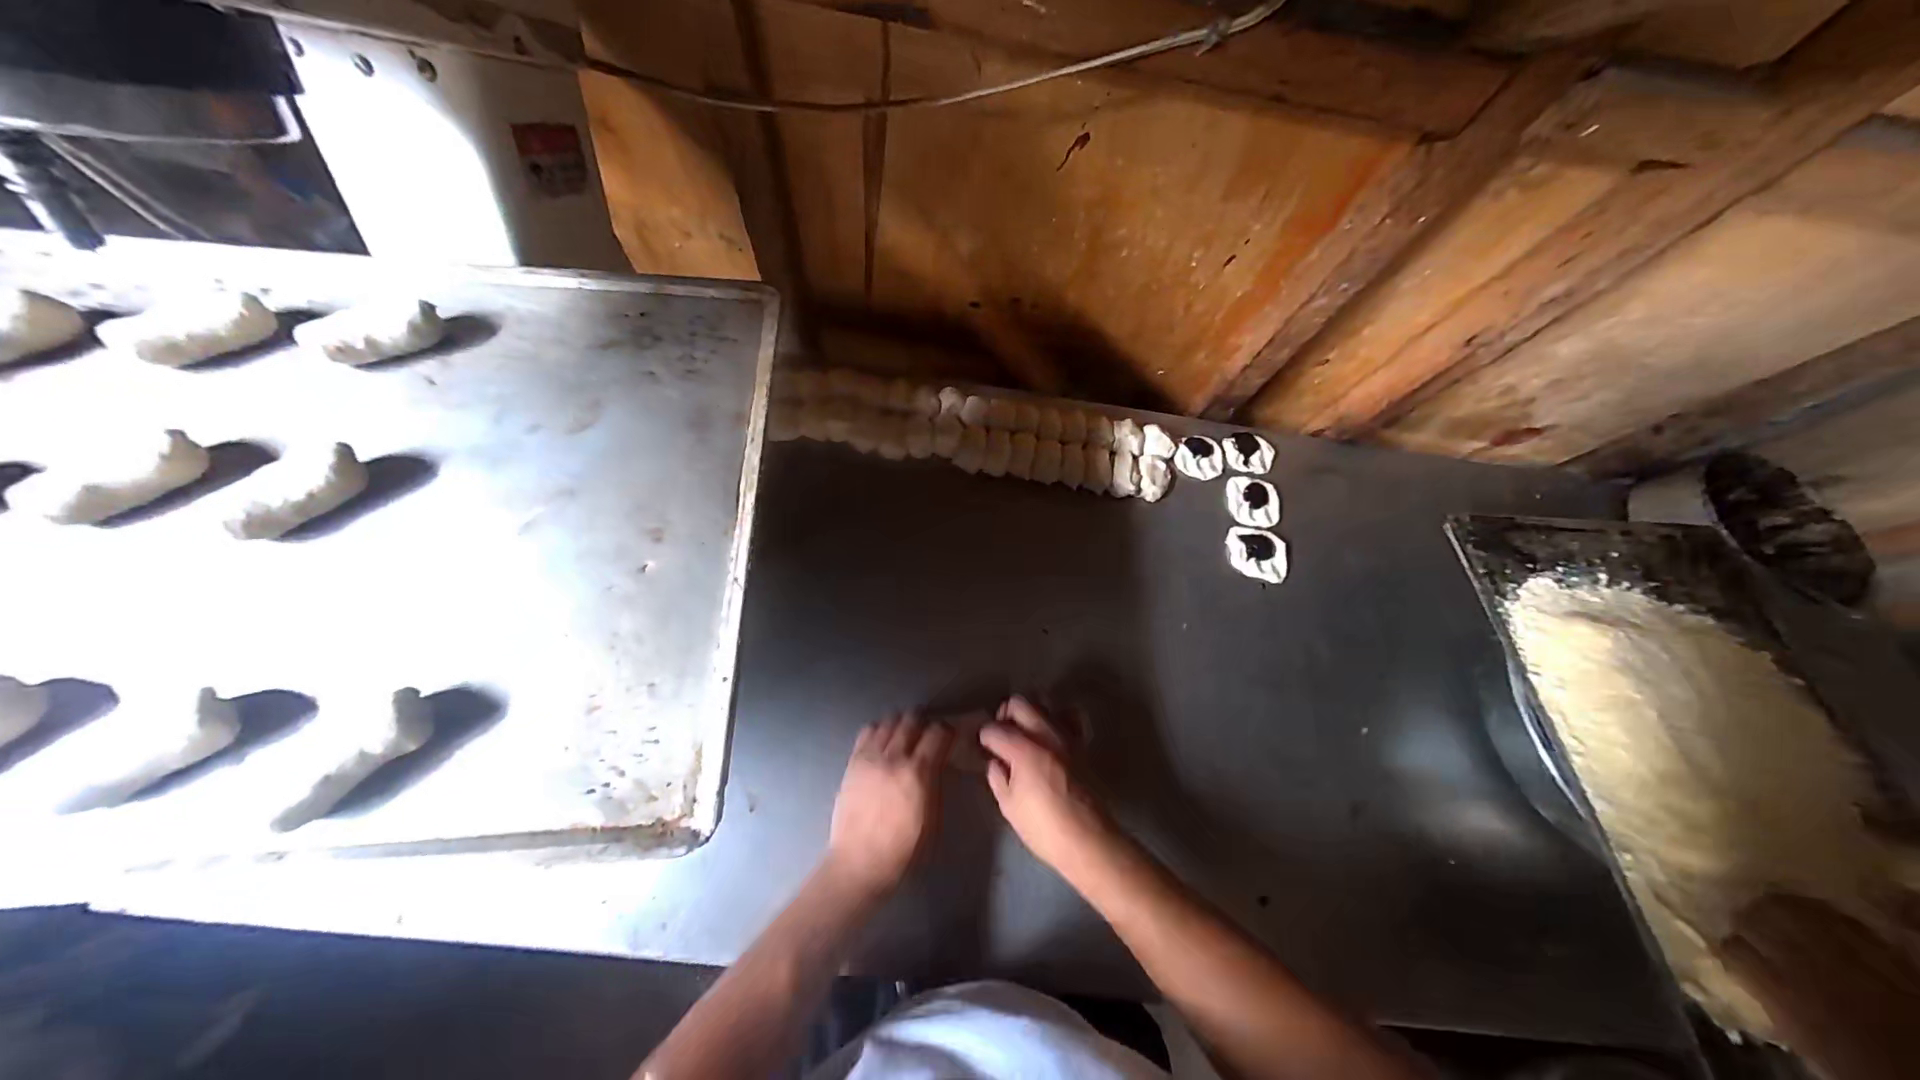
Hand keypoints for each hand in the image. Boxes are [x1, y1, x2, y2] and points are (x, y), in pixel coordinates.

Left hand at [824, 713, 952, 898]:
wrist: (859, 861)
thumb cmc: (903, 848)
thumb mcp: (933, 817)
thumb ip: (935, 783)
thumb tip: (938, 763)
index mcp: (919, 772)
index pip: (937, 732)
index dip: (946, 730)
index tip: (949, 736)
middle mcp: (894, 757)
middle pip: (911, 719)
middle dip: (923, 723)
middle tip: (926, 734)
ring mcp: (870, 757)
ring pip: (889, 721)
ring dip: (900, 724)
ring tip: (904, 736)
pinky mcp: (853, 761)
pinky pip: (867, 731)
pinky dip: (879, 730)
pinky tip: (882, 743)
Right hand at [980, 696, 1116, 875]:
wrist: (1088, 841)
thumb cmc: (1043, 828)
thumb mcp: (1009, 806)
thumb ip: (997, 777)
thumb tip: (996, 761)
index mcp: (1022, 750)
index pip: (993, 728)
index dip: (983, 737)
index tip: (982, 748)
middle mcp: (1045, 734)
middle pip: (1018, 703)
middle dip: (1004, 715)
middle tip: (1000, 736)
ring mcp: (1066, 736)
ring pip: (1044, 702)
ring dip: (1029, 712)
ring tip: (1023, 732)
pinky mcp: (1082, 744)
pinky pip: (1069, 716)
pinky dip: (1057, 717)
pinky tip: (1050, 734)